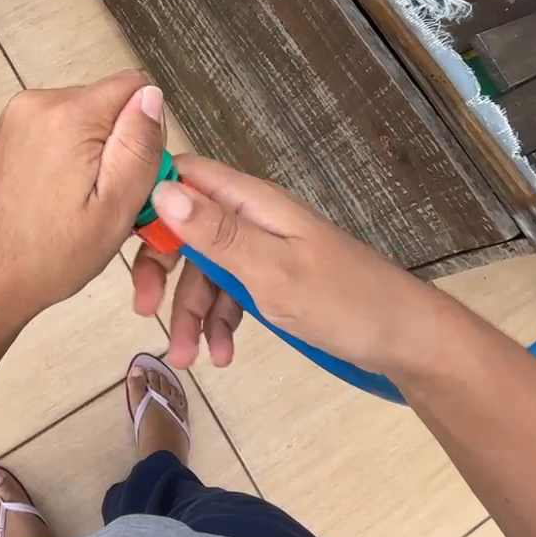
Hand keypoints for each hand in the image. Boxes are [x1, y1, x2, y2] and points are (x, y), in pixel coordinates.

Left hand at [0, 70, 167, 326]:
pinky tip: (60, 194)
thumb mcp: (114, 208)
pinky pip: (60, 128)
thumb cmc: (47, 255)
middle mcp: (39, 102)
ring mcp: (18, 115)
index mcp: (68, 116)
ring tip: (80, 199)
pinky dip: (69, 155)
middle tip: (107, 196)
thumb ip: (139, 146)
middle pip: (108, 101)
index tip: (130, 172)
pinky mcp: (9, 131)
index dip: (145, 130)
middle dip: (119, 143)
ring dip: (94, 151)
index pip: (135, 86)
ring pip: (86, 116)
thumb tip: (152, 96)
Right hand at [134, 154, 448, 375]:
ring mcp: (262, 250)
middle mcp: (251, 217)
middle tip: (144, 311)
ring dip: (190, 311)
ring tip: (189, 360)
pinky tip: (221, 356)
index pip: (183, 176)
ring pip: (204, 269)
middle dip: (163, 269)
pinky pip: (229, 292)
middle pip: (185, 228)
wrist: (408, 342)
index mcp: (250, 201)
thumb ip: (215, 233)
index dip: (150, 199)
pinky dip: (219, 322)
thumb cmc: (342, 301)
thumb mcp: (271, 270)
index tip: (126, 242)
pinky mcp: (271, 279)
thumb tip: (160, 192)